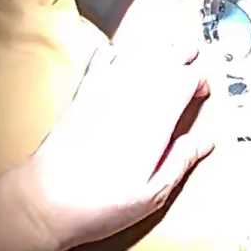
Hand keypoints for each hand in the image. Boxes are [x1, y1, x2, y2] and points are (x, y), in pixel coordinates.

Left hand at [4, 40, 214, 250]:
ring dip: (153, 48)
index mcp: (153, 122)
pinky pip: (100, 59)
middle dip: (181, 53)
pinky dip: (113, 51)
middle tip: (192, 51)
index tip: (203, 89)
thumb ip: (180, 162)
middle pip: (162, 60)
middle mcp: (129, 98)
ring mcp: (103, 92)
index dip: (198, 79)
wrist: (45, 200)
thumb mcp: (152, 195)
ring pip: (134, 54)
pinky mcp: (81, 94)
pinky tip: (118, 52)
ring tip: (166, 47)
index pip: (183, 81)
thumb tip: (205, 141)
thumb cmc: (100, 203)